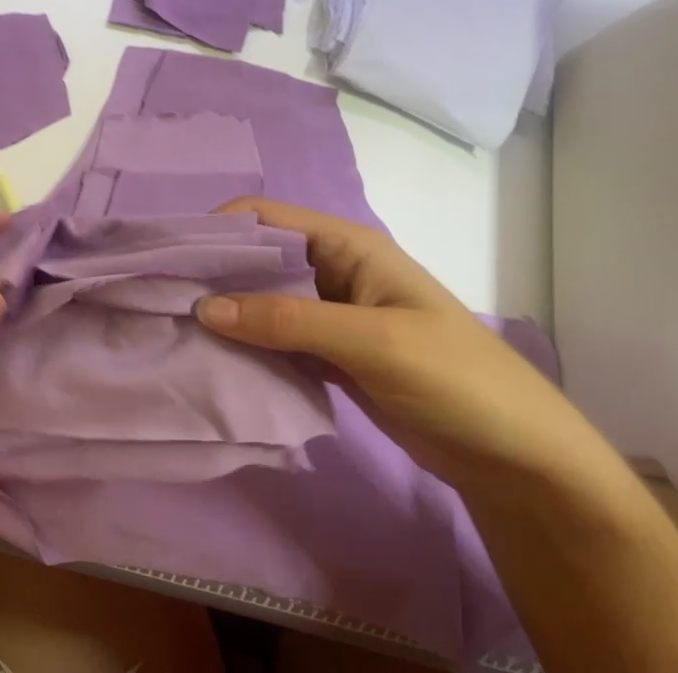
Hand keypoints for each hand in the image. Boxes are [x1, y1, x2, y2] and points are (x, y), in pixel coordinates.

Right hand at [195, 199, 615, 493]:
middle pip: (260, 259)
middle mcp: (336, 273)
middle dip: (212, 274)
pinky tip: (214, 359)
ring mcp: (333, 317)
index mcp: (351, 248)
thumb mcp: (371, 341)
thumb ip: (287, 321)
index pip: (268, 219)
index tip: (168, 258)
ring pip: (263, 302)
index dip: (217, 230)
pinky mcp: (330, 357)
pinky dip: (247, 346)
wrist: (516, 458)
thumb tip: (203, 307)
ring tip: (175, 329)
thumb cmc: (455, 379)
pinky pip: (276, 341)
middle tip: (161, 298)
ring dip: (226, 313)